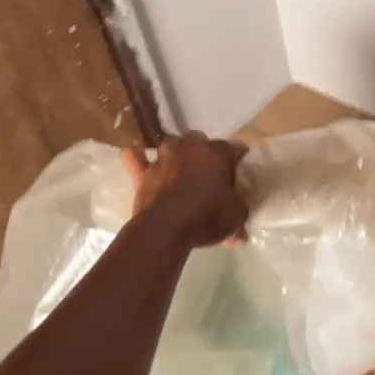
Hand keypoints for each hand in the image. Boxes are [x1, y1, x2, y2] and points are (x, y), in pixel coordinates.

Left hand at [119, 133, 248, 247]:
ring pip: (170, 145)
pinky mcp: (142, 173)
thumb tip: (240, 235)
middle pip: (200, 139)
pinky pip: (134, 158)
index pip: (235, 148)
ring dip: (175, 154)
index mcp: (218, 153)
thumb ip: (239, 215)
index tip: (238, 174)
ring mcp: (164, 158)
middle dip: (203, 152)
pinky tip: (136, 158)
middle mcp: (191, 148)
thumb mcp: (236, 217)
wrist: (167, 228)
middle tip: (207, 173)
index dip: (237, 160)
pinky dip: (135, 157)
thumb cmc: (208, 216)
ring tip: (178, 168)